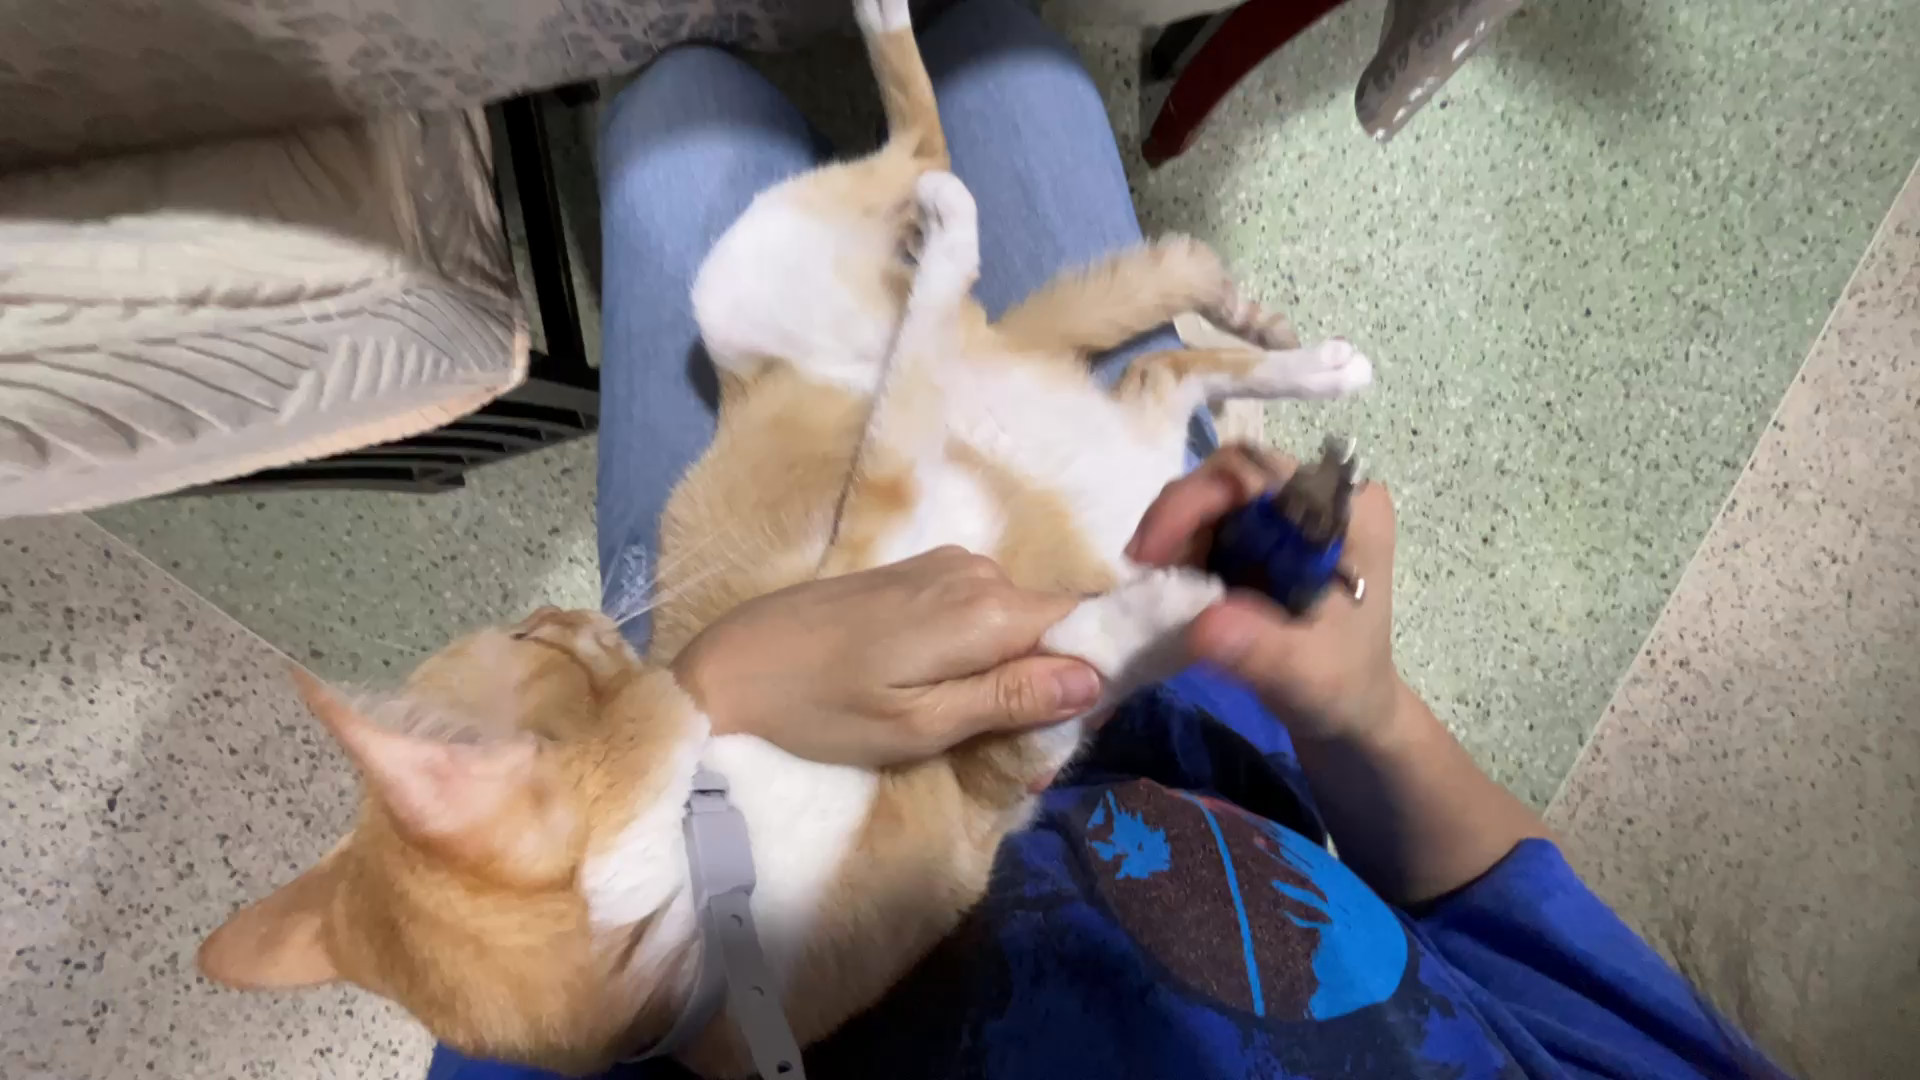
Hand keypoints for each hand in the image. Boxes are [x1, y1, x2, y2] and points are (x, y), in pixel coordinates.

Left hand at [671, 547, 1104, 766]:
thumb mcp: (920, 724)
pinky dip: (978, 647)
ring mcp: (945, 564)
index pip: (1084, 622)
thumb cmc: (822, 709)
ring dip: (1010, 666)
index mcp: (988, 608)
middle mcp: (978, 571)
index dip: (1094, 668)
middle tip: (1013, 746)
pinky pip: (978, 607)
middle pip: (1050, 622)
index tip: (1072, 721)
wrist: (734, 662)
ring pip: (1014, 617)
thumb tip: (1096, 678)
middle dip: (1047, 679)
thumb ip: (1010, 696)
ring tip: (965, 723)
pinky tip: (940, 683)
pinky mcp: (918, 571)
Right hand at [1126, 444, 1400, 743]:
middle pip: (1224, 479)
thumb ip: (1261, 651)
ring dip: (1170, 537)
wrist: (1350, 713)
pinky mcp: (1261, 535)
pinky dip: (1177, 550)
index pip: (1257, 473)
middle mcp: (1317, 497)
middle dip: (1175, 519)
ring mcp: (1285, 514)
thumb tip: (1201, 625)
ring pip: (1207, 498)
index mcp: (1346, 512)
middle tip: (1140, 569)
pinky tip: (1167, 585)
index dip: (1195, 500)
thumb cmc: (1343, 690)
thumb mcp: (1308, 677)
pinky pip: (1205, 524)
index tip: (1152, 553)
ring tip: (1151, 582)